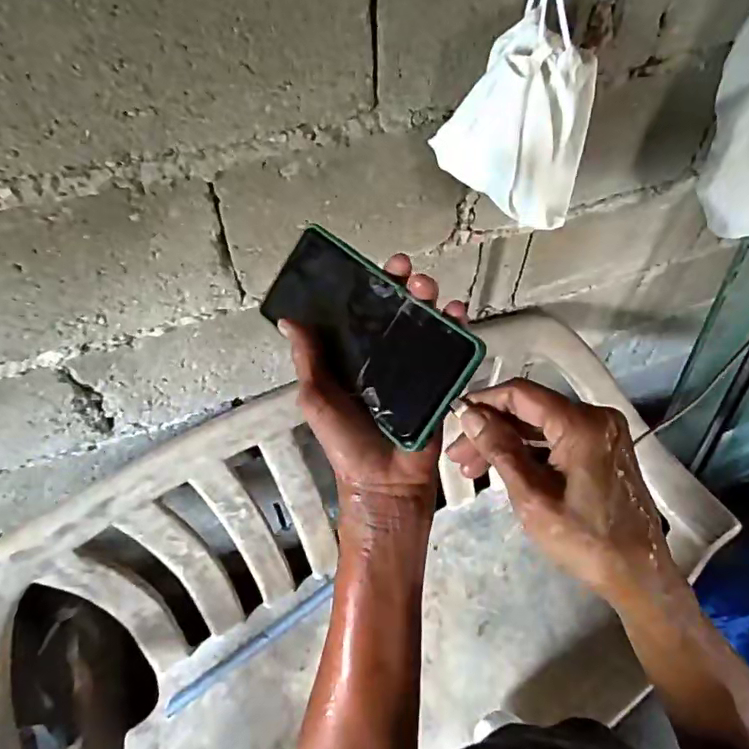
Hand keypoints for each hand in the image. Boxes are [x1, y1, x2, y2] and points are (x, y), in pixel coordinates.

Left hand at [279, 253, 467, 503]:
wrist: (383, 481)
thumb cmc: (345, 442)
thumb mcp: (316, 397)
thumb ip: (307, 359)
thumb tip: (290, 321)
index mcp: (356, 355)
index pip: (365, 311)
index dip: (373, 286)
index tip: (380, 267)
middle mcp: (386, 356)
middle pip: (400, 311)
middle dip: (407, 287)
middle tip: (409, 276)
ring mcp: (415, 367)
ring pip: (428, 324)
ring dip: (432, 301)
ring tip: (430, 290)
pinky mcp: (439, 381)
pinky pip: (451, 350)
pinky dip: (457, 328)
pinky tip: (457, 313)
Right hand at [445, 379, 680, 606]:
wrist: (639, 576)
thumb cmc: (585, 541)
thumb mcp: (532, 497)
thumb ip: (499, 449)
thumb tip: (470, 415)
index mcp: (581, 425)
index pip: (521, 394)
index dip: (484, 401)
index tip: (455, 417)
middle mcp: (596, 417)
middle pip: (530, 409)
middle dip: (491, 427)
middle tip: (459, 454)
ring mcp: (602, 432)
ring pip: (541, 424)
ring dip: (507, 441)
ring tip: (472, 467)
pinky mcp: (603, 448)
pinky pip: (557, 438)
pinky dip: (530, 450)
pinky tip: (504, 468)